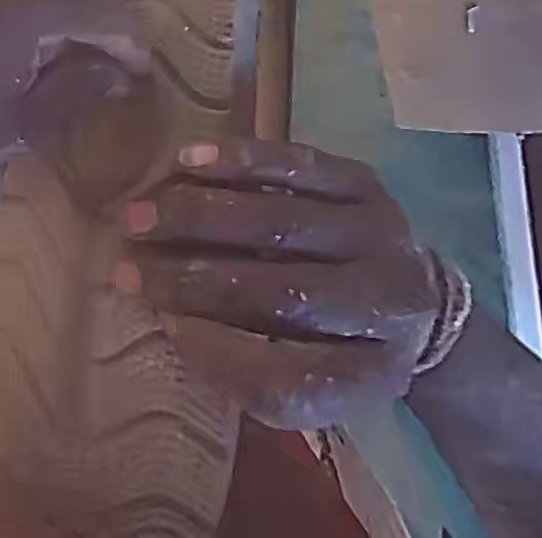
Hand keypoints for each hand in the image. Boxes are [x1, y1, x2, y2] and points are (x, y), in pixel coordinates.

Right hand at [113, 137, 446, 429]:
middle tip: (126, 257)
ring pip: (280, 223)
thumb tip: (168, 314)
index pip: (288, 381)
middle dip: (190, 275)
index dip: (216, 354)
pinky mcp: (367, 182)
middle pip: (278, 293)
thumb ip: (245, 364)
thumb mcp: (310, 382)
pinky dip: (239, 162)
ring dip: (200, 214)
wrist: (414, 294)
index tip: (161, 323)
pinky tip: (189, 159)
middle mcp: (386, 306)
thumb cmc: (342, 344)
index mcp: (371, 377)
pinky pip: (296, 166)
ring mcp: (381, 236)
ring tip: (144, 209)